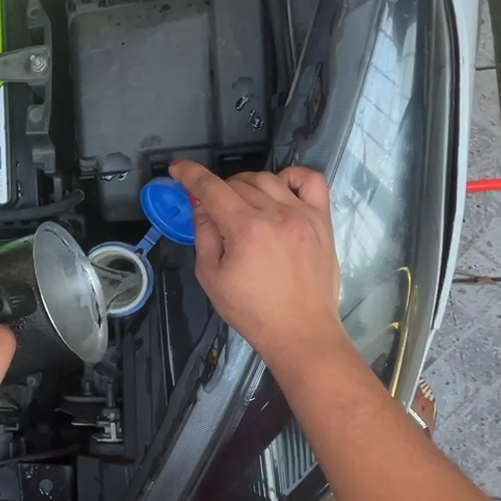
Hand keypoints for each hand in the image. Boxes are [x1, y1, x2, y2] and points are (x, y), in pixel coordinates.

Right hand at [170, 162, 349, 375]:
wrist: (301, 331)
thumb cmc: (252, 310)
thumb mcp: (211, 276)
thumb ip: (204, 234)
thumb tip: (201, 206)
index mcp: (246, 229)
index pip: (211, 188)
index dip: (190, 174)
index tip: (178, 169)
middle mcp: (276, 214)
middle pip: (238, 182)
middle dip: (218, 190)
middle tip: (213, 212)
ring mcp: (303, 215)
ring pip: (268, 178)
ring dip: (246, 184)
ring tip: (242, 206)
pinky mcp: (322, 221)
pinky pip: (311, 181)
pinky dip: (291, 177)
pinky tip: (280, 190)